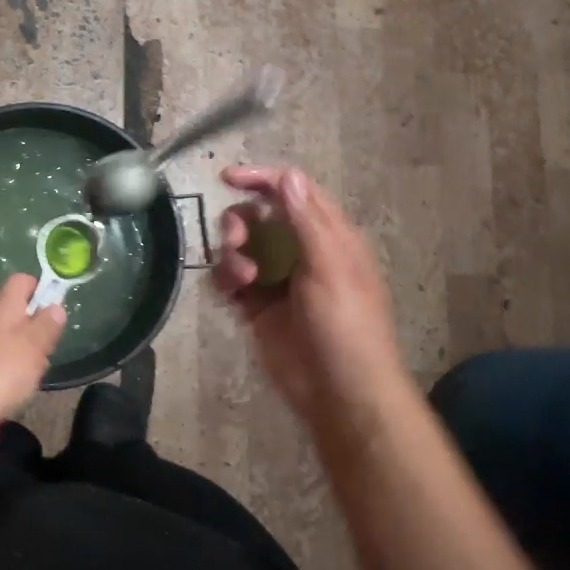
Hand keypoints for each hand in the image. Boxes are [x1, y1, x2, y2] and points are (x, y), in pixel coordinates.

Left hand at [0, 275, 66, 418]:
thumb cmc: (4, 370)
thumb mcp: (34, 345)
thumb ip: (47, 324)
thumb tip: (55, 305)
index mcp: (3, 305)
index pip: (21, 280)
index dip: (40, 288)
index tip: (55, 309)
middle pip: (17, 308)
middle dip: (37, 323)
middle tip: (50, 345)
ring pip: (11, 333)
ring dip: (27, 347)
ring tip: (37, 368)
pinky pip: (1, 354)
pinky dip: (14, 364)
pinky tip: (19, 382)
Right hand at [213, 166, 408, 423]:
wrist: (339, 393)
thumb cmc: (346, 328)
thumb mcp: (330, 269)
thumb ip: (307, 221)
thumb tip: (288, 177)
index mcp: (329, 237)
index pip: (294, 190)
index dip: (263, 179)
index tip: (227, 178)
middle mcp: (301, 252)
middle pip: (257, 216)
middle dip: (238, 222)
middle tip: (235, 242)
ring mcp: (277, 279)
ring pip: (239, 247)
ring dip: (230, 256)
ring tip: (240, 282)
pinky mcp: (257, 306)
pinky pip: (229, 280)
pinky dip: (223, 282)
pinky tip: (230, 297)